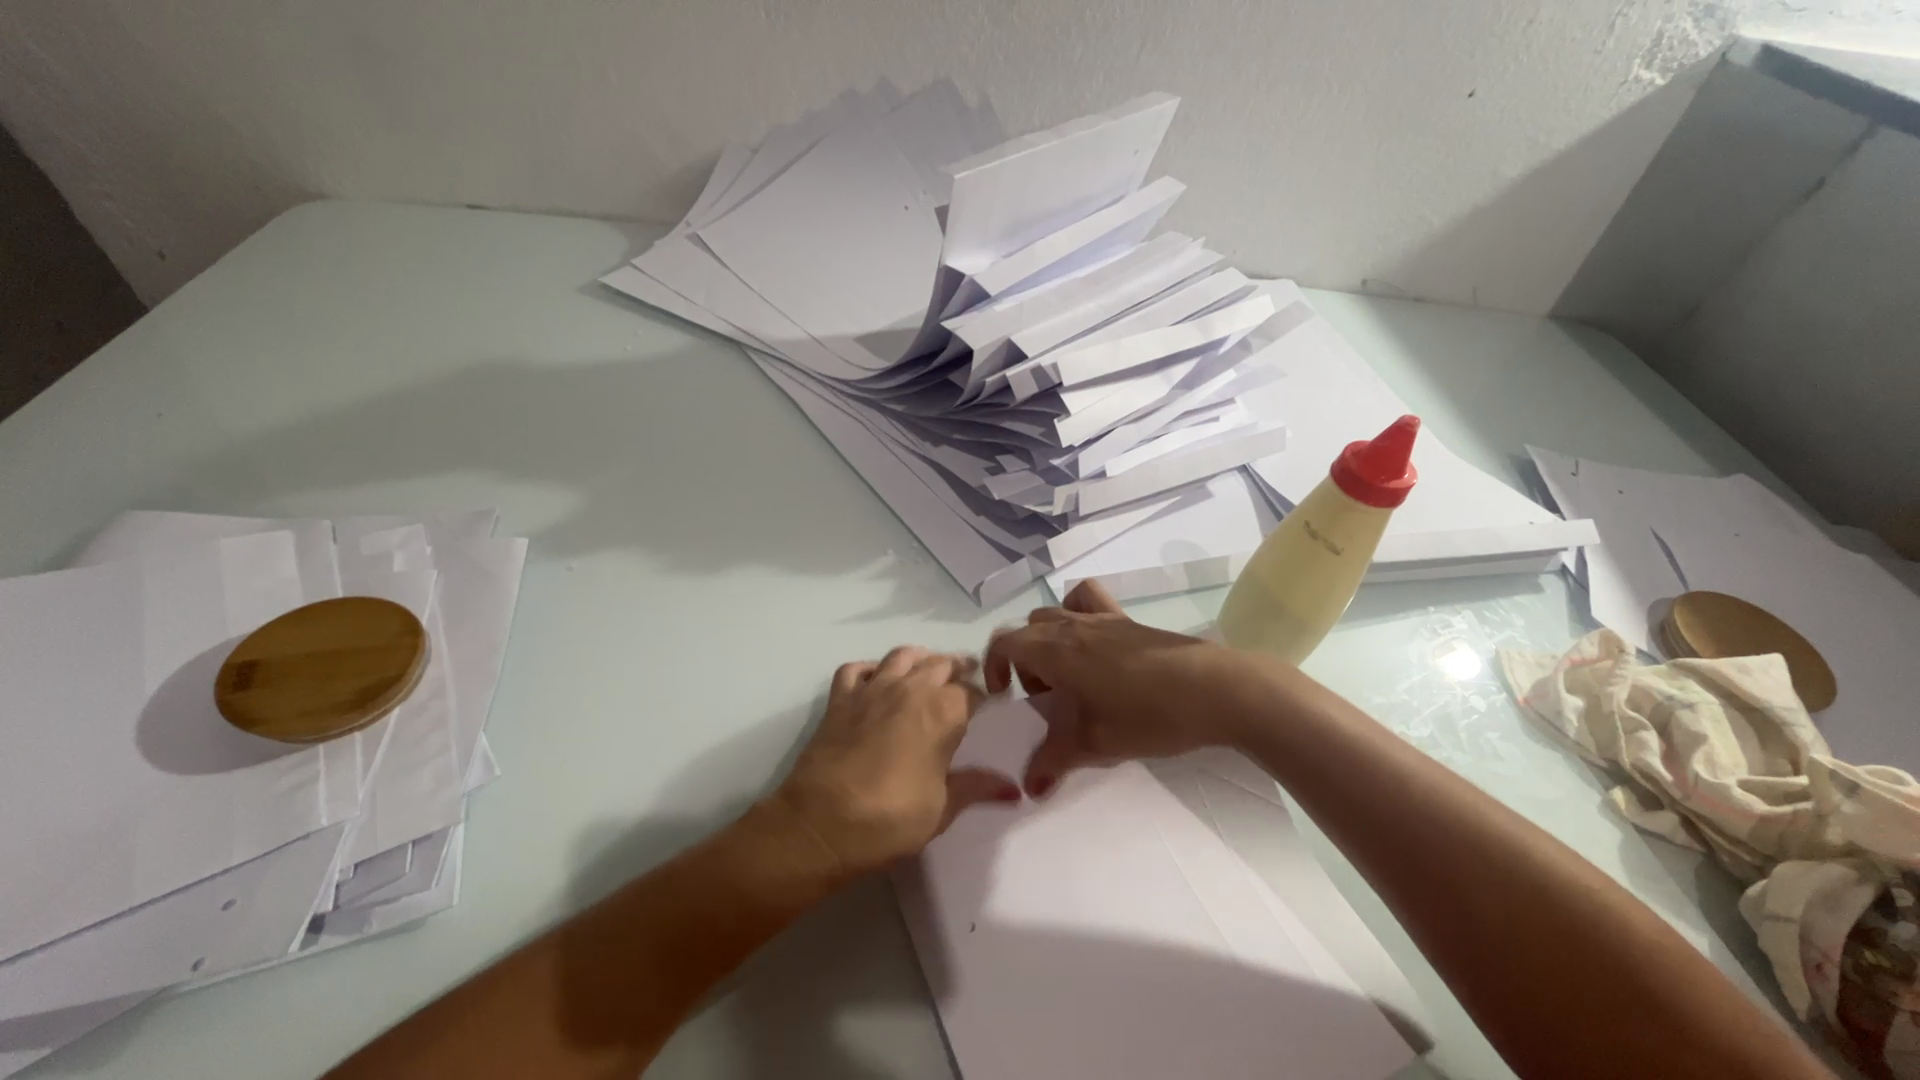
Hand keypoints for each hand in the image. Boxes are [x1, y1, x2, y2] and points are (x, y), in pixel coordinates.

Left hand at [771, 648, 1019, 879]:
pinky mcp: (839, 700)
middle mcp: (908, 689)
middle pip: (940, 664)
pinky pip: (856, 669)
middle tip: (967, 681)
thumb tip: (1014, 790)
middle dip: (957, 669)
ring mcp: (870, 690)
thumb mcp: (942, 808)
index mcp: (941, 712)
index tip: (992, 704)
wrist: (821, 823)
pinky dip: (870, 669)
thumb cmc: (890, 818)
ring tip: (928, 672)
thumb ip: (976, 788)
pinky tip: (876, 680)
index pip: (972, 691)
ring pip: (901, 656)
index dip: (985, 695)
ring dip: (920, 659)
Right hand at [984, 581, 1256, 796]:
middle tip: (1046, 699)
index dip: (993, 666)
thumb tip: (1030, 789)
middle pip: (1029, 628)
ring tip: (1070, 675)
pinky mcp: (1130, 621)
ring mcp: (1103, 618)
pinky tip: (1096, 646)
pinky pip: (1090, 602)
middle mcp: (1073, 625)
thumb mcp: (1095, 744)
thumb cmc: (1147, 716)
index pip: (1004, 642)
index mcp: (1055, 649)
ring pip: (1057, 613)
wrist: (1214, 690)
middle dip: (1024, 661)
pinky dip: (1080, 613)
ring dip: (1049, 639)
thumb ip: (1055, 761)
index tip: (1004, 698)